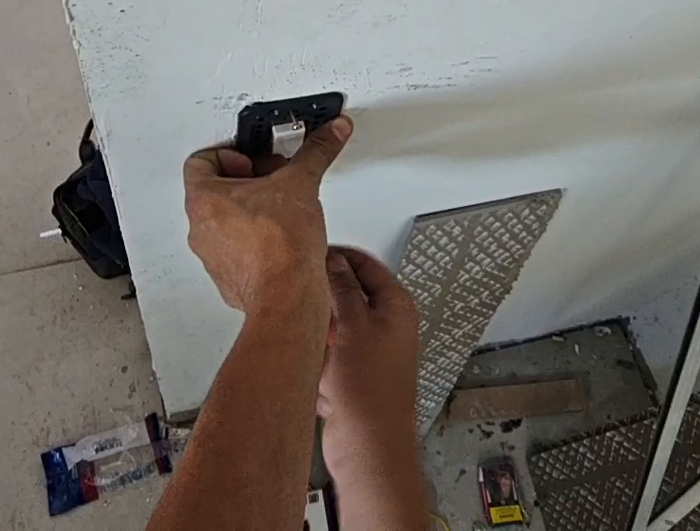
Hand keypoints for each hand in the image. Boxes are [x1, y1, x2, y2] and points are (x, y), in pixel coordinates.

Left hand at [182, 116, 352, 316]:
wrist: (289, 297)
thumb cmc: (281, 247)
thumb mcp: (301, 182)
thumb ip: (316, 151)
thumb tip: (331, 131)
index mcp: (204, 200)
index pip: (201, 161)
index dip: (231, 154)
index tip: (256, 159)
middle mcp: (201, 229)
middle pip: (216, 190)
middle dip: (249, 180)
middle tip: (275, 179)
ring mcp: (214, 256)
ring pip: (226, 221)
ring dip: (252, 210)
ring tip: (282, 208)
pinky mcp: (230, 277)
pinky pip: (238, 249)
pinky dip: (257, 239)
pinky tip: (284, 236)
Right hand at [317, 247, 421, 479]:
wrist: (367, 447)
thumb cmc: (371, 392)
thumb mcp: (352, 324)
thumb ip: (342, 287)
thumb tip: (334, 261)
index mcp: (396, 306)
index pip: (367, 265)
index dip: (341, 256)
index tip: (315, 252)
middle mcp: (388, 326)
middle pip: (353, 293)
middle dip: (327, 292)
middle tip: (303, 285)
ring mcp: (372, 350)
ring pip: (339, 322)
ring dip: (321, 322)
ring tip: (303, 321)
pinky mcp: (356, 373)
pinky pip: (332, 349)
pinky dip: (320, 349)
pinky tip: (309, 353)